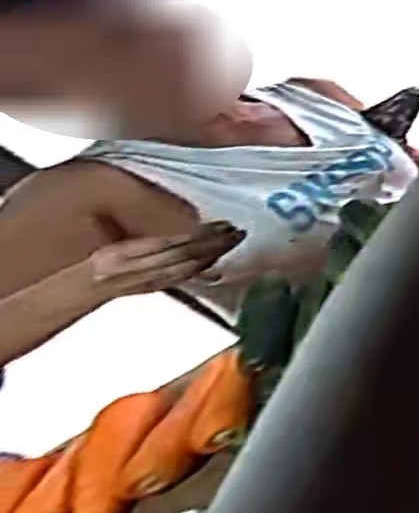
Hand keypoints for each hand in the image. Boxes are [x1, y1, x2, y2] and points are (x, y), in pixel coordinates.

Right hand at [88, 223, 243, 299]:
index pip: (167, 243)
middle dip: (215, 243)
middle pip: (181, 256)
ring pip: (187, 268)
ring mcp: (143, 281)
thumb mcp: (122, 241)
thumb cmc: (108, 257)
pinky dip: (207, 265)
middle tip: (238, 232)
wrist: (86, 286)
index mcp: (118, 253)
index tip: (223, 224)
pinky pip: (185, 277)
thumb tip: (196, 224)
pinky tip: (221, 254)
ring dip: (216, 253)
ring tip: (235, 240)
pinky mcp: (155, 289)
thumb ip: (155, 235)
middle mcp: (130, 269)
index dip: (198, 234)